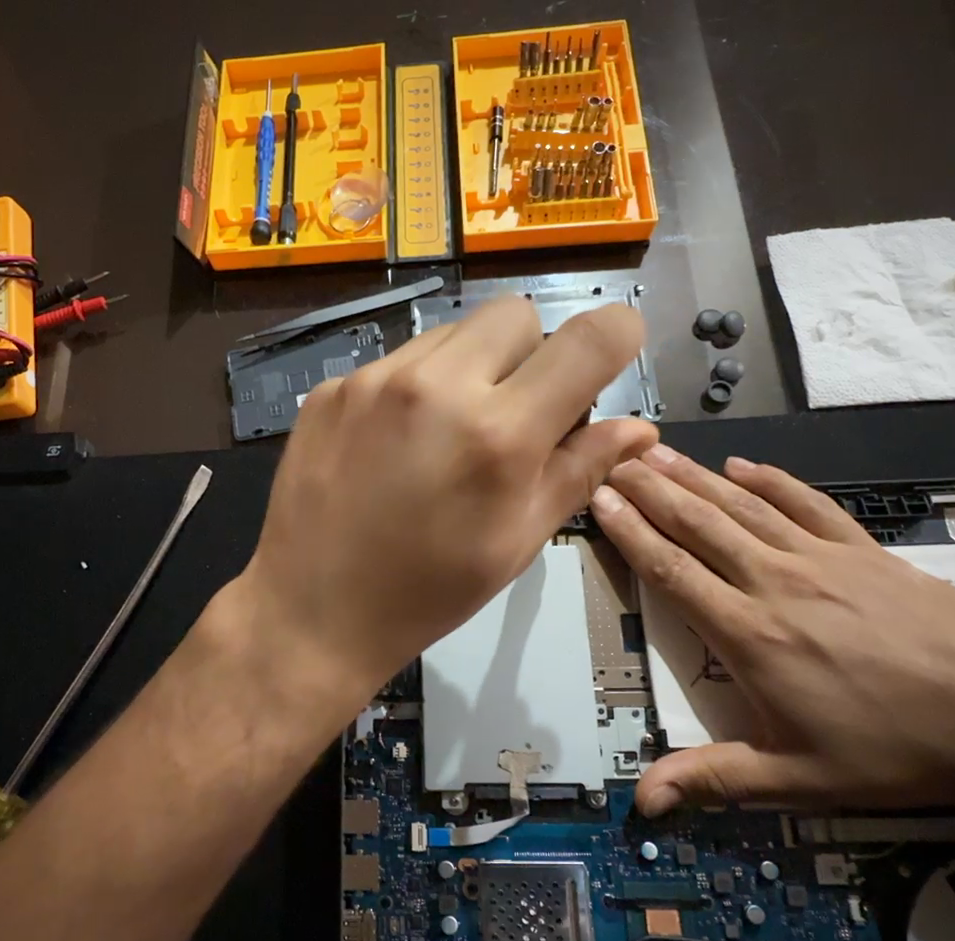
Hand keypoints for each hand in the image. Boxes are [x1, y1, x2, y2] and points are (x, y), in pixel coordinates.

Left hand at [237, 296, 659, 717]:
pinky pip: (396, 360)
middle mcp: (438, 386)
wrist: (314, 611)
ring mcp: (375, 380)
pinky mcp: (331, 388)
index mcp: (500, 434)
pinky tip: (395, 442)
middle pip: (515, 315)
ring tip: (448, 431)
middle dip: (532, 353)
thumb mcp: (517, 541)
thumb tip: (640, 428)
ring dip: (470, 367)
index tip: (611, 356)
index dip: (617, 336)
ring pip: (452, 332)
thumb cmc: (429, 590)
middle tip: (515, 412)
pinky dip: (415, 386)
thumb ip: (579, 470)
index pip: (588, 340)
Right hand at [592, 449, 954, 813]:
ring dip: (695, 476)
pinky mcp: (865, 551)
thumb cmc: (893, 752)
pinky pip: (807, 503)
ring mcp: (823, 560)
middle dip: (650, 490)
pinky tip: (742, 465)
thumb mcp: (795, 780)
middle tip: (613, 461)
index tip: (600, 500)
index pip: (673, 571)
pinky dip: (771, 480)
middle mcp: (777, 584)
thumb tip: (643, 802)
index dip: (630, 533)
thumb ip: (713, 779)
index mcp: (750, 635)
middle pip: (700, 524)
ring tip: (657, 451)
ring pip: (744, 506)